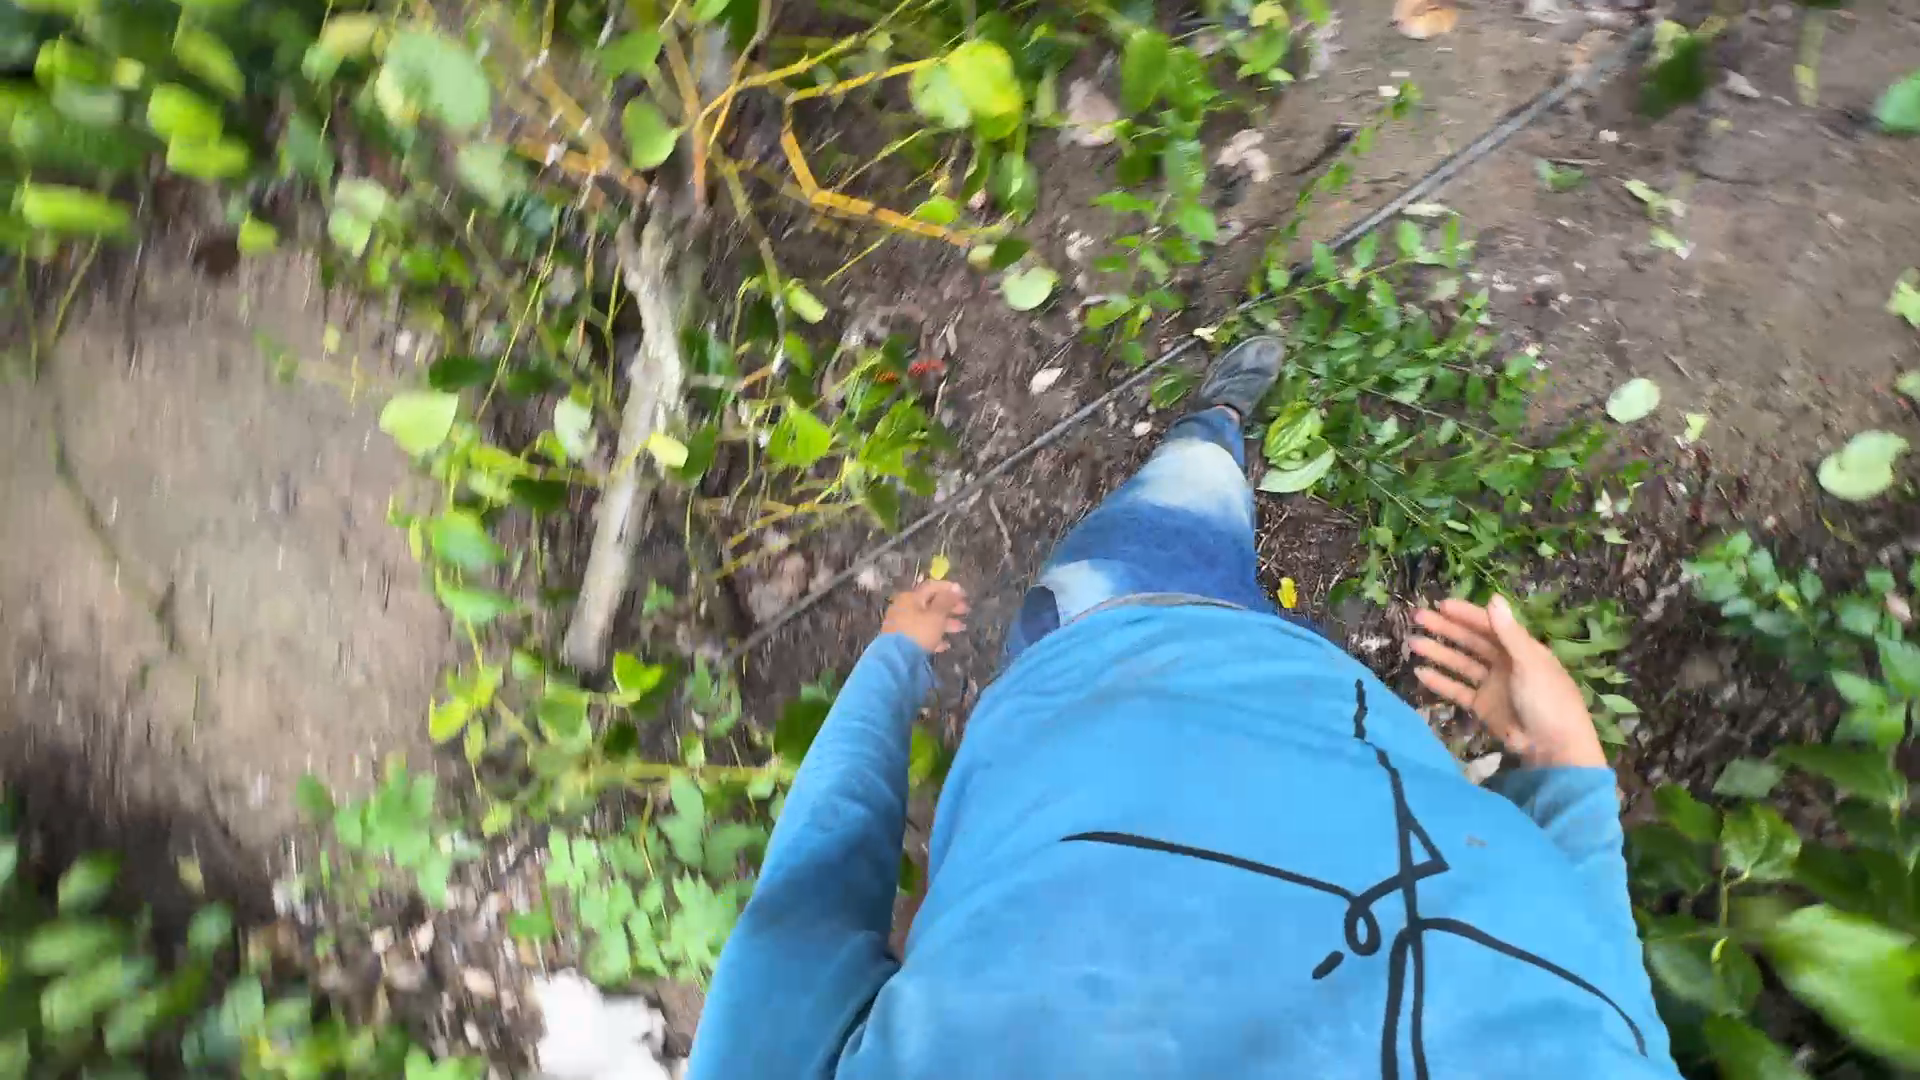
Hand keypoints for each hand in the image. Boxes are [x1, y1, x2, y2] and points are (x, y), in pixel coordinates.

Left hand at [881, 580, 969, 653]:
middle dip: (949, 607)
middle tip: (966, 610)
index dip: (949, 589)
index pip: (932, 587)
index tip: (964, 594)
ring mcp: (902, 624)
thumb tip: (956, 587)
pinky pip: (921, 634)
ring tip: (961, 628)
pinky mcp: (902, 640)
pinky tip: (945, 644)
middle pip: (930, 604)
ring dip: (945, 623)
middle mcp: (904, 607)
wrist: (896, 659)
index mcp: (911, 597)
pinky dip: (934, 636)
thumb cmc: (919, 632)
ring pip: (927, 620)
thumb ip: (947, 601)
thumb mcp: (936, 615)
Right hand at [1410, 596, 1606, 768]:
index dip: (1466, 615)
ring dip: (1438, 652)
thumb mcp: (1530, 663)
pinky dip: (1439, 681)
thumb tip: (1493, 598)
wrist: (1552, 748)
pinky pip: (1456, 689)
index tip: (1441, 605)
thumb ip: (1508, 632)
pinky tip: (1420, 672)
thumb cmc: (1548, 701)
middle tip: (1418, 617)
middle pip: (1471, 642)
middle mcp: (1506, 665)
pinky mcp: (1482, 706)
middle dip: (1445, 629)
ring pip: (1460, 663)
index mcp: (1523, 651)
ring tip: (1412, 643)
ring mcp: (1493, 686)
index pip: (1490, 627)